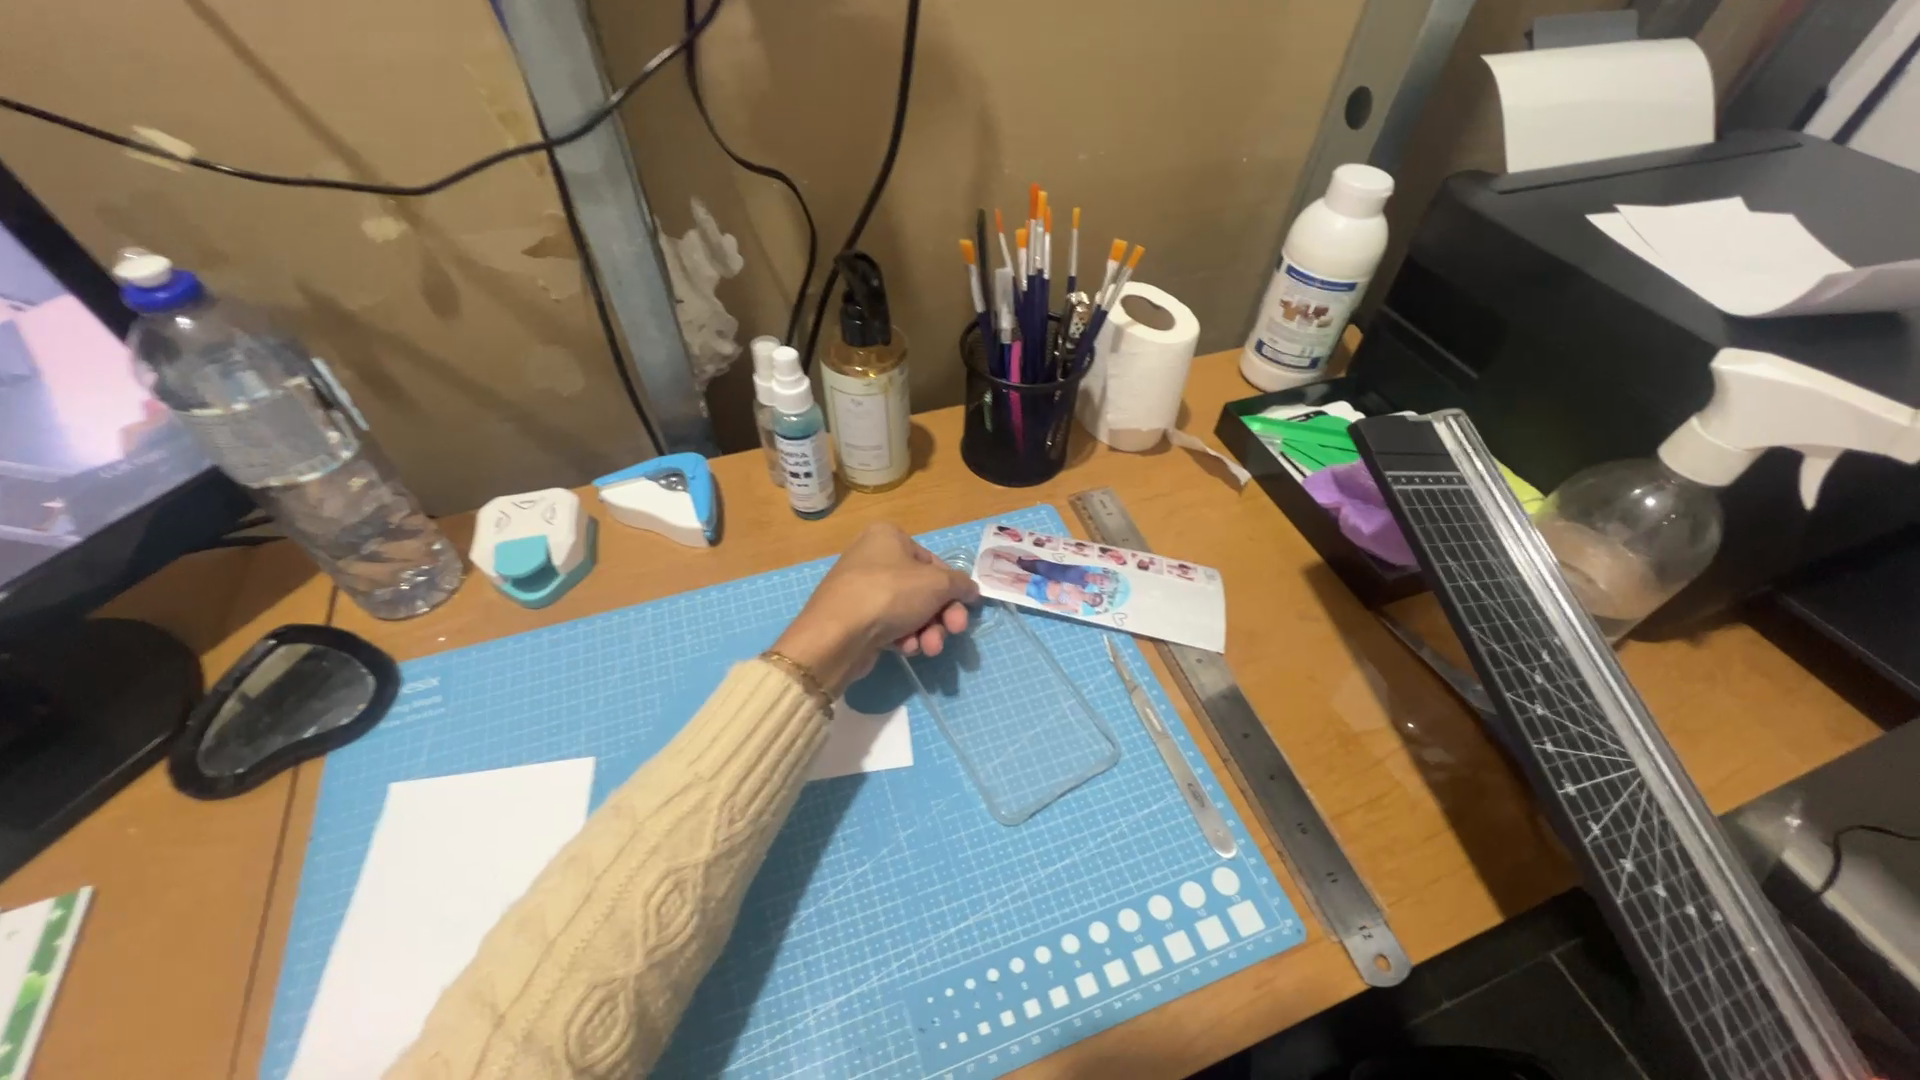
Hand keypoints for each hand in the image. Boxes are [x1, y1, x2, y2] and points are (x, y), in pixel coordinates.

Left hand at [772, 524, 980, 694]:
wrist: (838, 634)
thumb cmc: (890, 594)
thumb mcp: (936, 583)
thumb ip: (959, 584)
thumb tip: (971, 589)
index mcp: (888, 537)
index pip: (933, 562)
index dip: (952, 587)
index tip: (966, 607)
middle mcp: (873, 558)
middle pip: (923, 590)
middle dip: (942, 615)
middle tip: (955, 631)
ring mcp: (863, 591)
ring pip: (909, 611)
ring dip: (927, 631)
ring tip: (930, 647)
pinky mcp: (856, 620)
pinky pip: (890, 626)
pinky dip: (903, 638)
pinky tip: (905, 649)